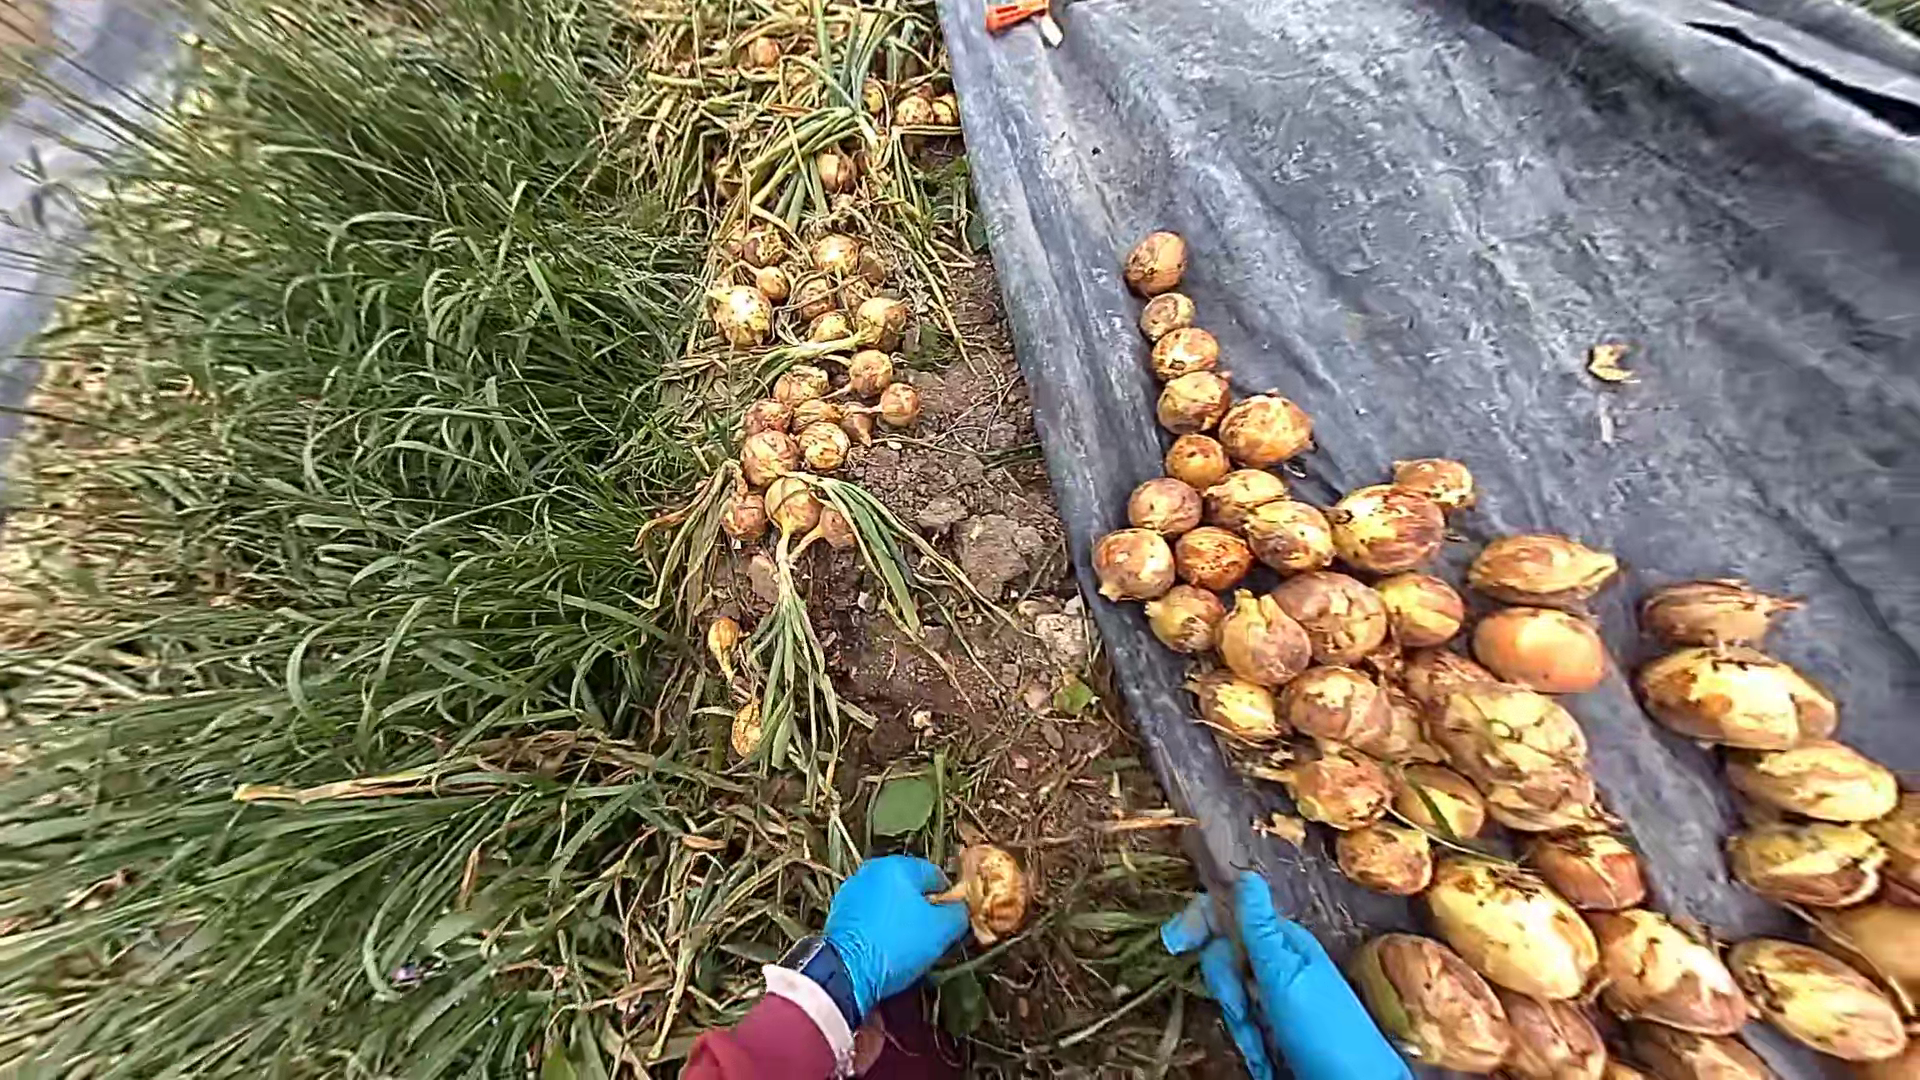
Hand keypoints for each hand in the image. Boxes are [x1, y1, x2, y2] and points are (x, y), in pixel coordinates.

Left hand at [824, 855, 969, 1015]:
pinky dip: (880, 927)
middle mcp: (874, 868)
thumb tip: (962, 910)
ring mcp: (853, 888)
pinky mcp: (839, 911)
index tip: (949, 924)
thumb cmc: (896, 943)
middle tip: (929, 938)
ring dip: (900, 919)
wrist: (844, 971)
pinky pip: (870, 915)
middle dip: (923, 910)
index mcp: (899, 864)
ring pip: (889, 901)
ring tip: (905, 948)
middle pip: (911, 887)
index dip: (948, 900)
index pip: (935, 875)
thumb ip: (958, 914)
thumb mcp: (940, 931)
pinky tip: (883, 949)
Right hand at [1161, 872, 1410, 1079]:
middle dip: (1224, 985)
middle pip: (1221, 952)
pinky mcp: (1274, 1026)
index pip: (1225, 912)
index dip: (1196, 922)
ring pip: (1228, 989)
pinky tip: (1262, 1058)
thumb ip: (1258, 926)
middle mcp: (1274, 959)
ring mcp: (1274, 994)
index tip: (1173, 943)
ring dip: (1237, 1020)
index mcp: (1279, 938)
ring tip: (1260, 1050)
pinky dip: (1246, 1040)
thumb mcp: (1285, 976)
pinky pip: (1241, 1020)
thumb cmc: (1326, 1034)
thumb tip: (1245, 873)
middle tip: (1242, 1011)